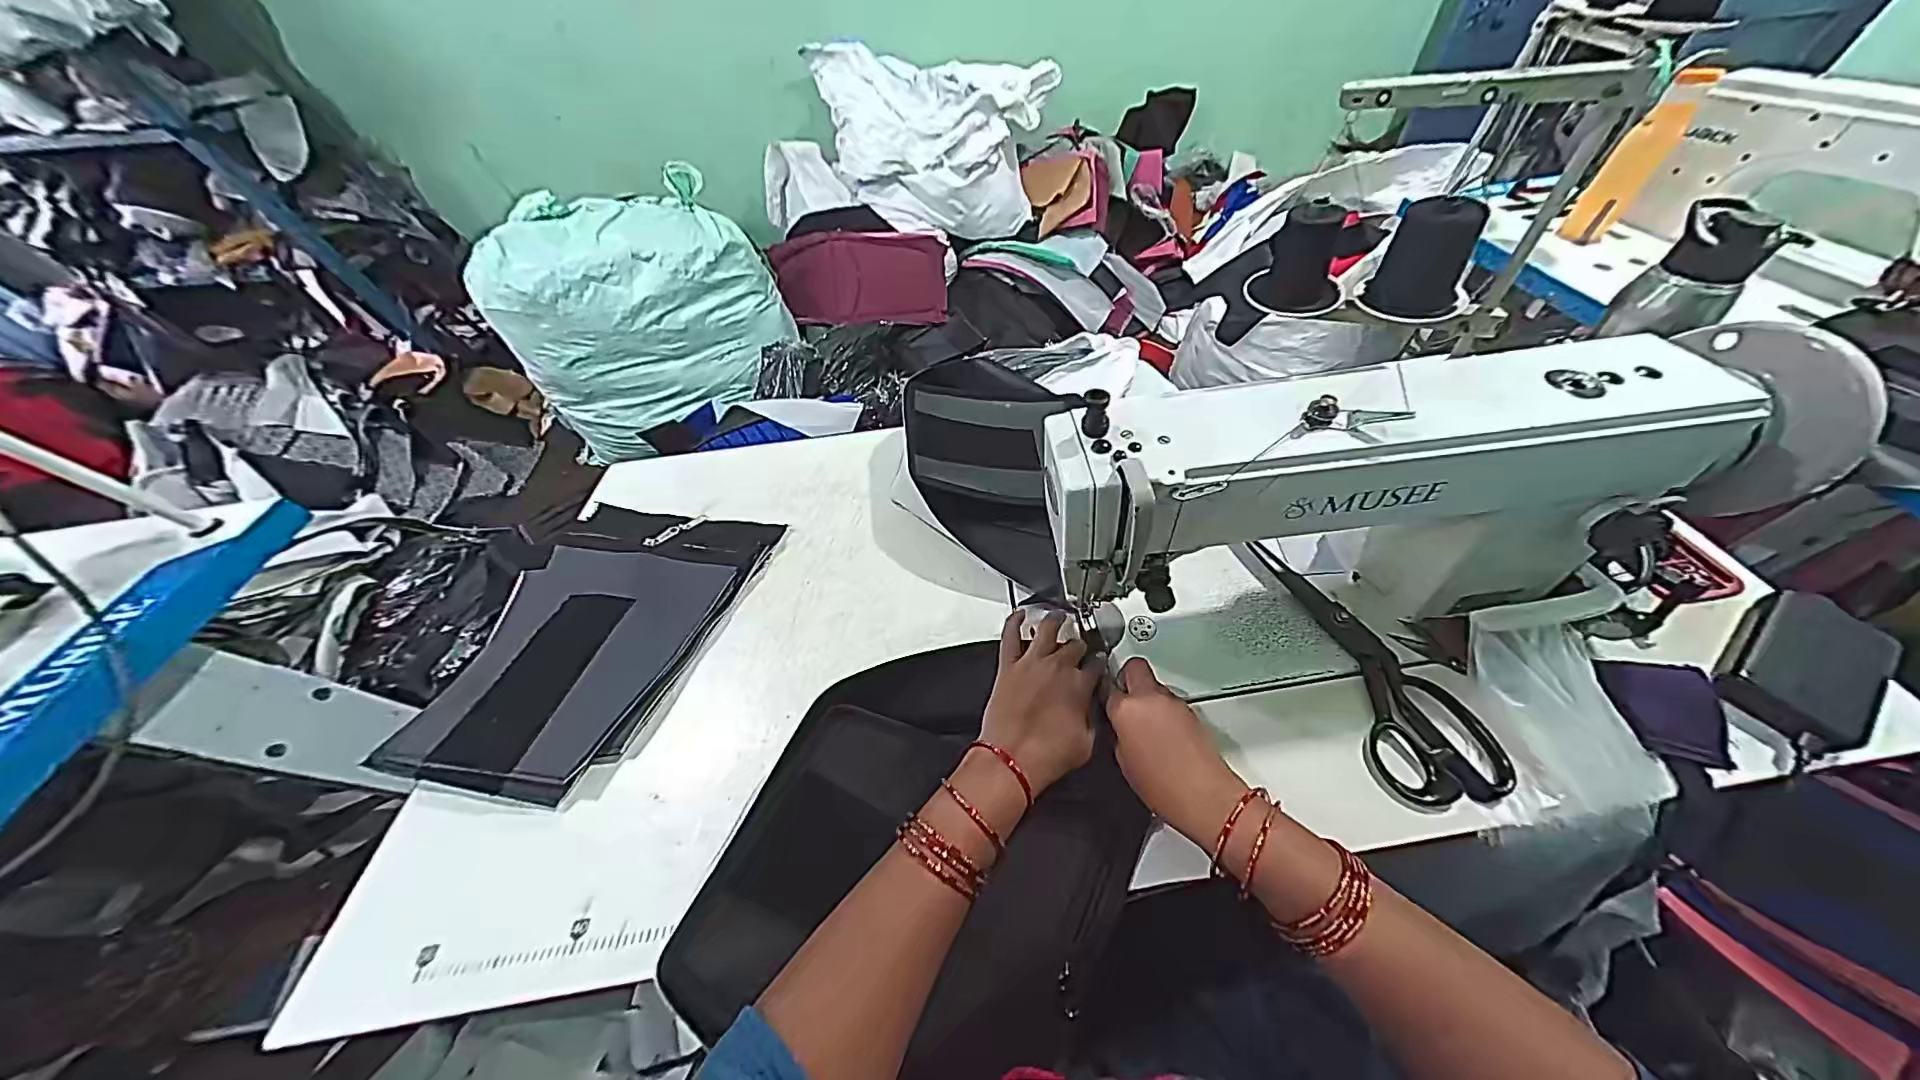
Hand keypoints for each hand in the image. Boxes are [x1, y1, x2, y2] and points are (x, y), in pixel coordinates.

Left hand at [979, 611, 1098, 793]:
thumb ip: (1092, 719)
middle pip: (1074, 644)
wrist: (1011, 760)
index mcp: (1080, 685)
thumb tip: (1091, 714)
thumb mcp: (1086, 743)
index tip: (1097, 666)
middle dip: (1080, 644)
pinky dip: (1015, 621)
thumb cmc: (1046, 756)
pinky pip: (1011, 635)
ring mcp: (1031, 663)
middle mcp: (1057, 668)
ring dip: (1055, 620)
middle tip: (1079, 646)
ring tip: (1059, 616)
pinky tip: (1020, 615)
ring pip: (1047, 628)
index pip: (1096, 664)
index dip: (1098, 664)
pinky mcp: (1008, 666)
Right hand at [1106, 657, 1248, 842]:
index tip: (1107, 705)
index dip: (1106, 698)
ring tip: (1148, 726)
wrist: (1203, 795)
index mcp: (1126, 709)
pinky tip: (1164, 735)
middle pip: (1134, 667)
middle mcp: (1150, 698)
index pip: (1108, 689)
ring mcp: (1174, 702)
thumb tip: (1120, 729)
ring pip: (1155, 685)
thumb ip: (1117, 735)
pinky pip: (1171, 702)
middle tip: (1124, 696)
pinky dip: (1165, 712)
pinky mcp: (1191, 712)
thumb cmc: (1164, 786)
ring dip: (1148, 698)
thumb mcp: (1123, 761)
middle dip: (1126, 676)